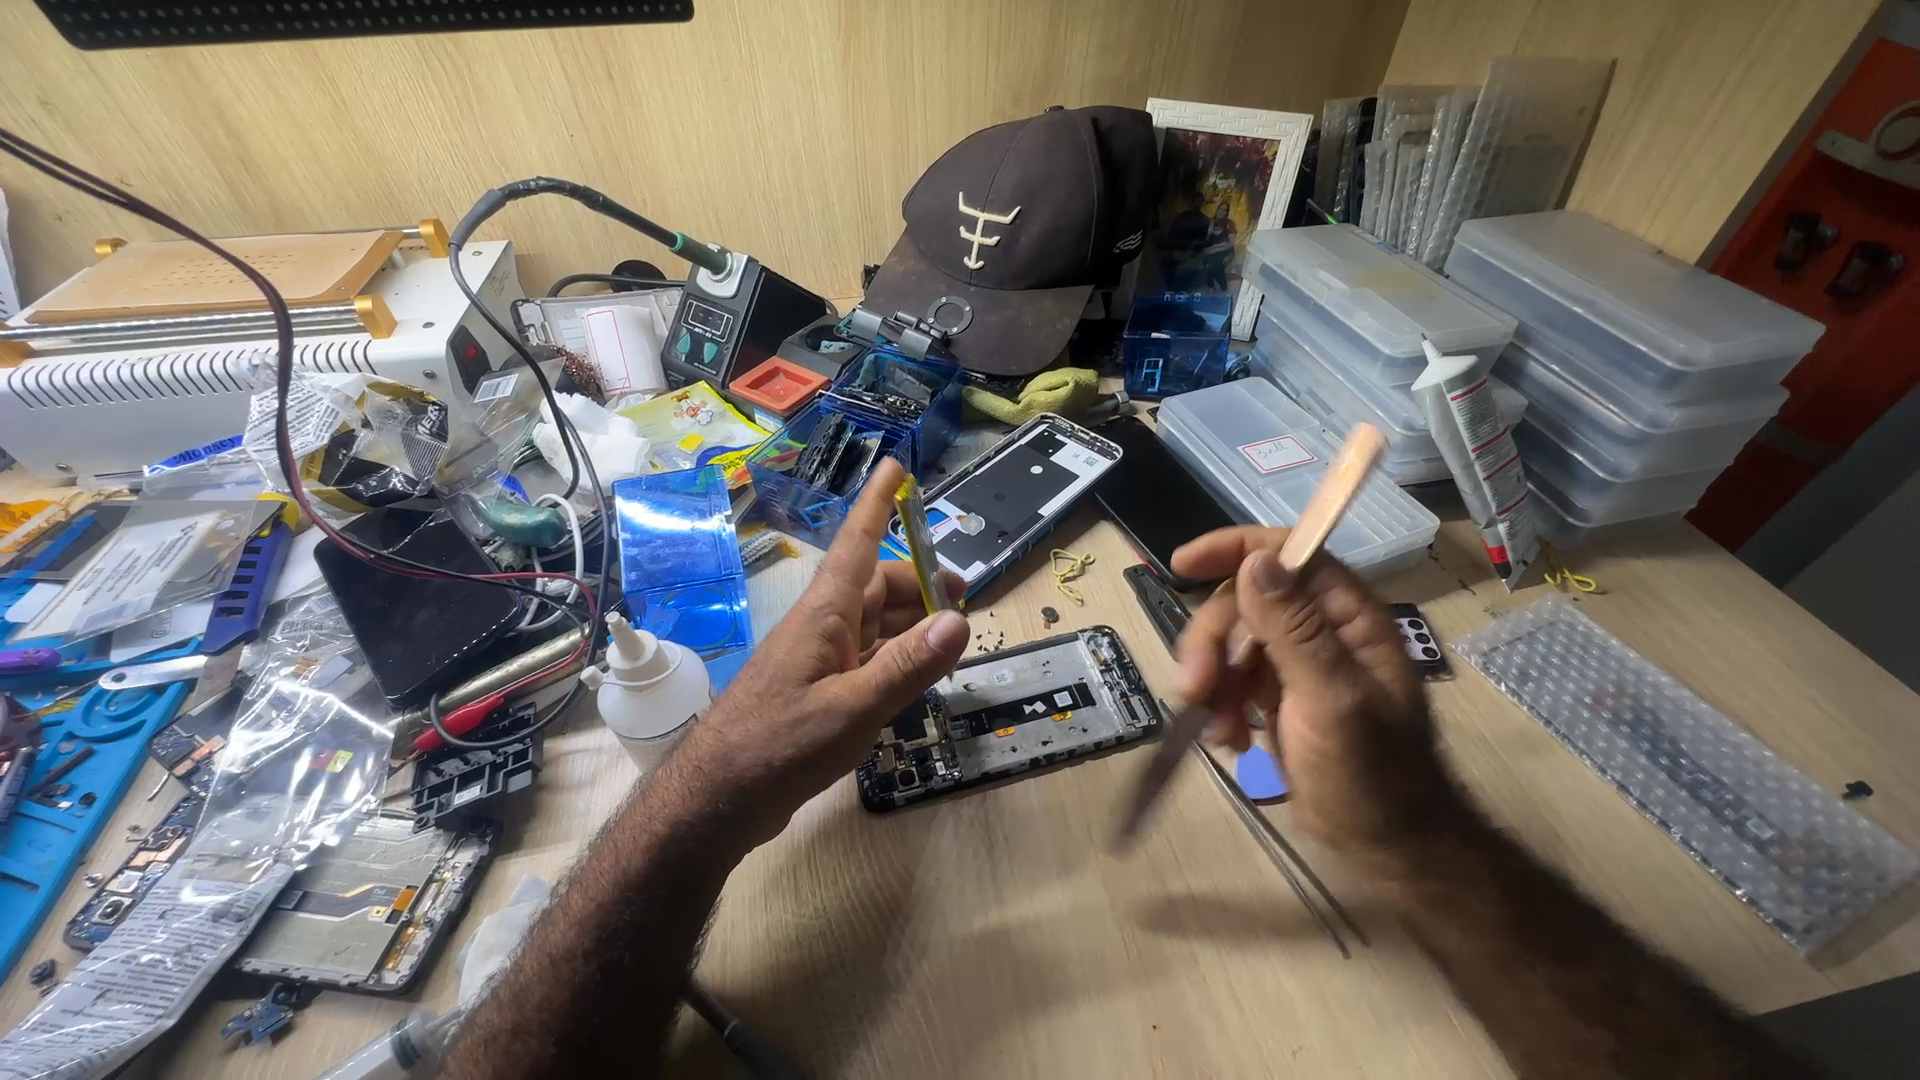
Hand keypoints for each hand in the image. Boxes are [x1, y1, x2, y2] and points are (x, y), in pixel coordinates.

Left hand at [676, 459, 968, 839]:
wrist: (719, 798)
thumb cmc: (779, 745)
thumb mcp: (853, 708)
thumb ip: (907, 666)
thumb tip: (959, 621)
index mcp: (825, 614)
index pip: (857, 544)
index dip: (877, 503)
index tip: (895, 467)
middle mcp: (823, 626)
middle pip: (878, 586)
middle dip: (921, 582)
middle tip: (964, 598)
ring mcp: (820, 659)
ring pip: (875, 623)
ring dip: (913, 622)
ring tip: (951, 634)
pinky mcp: (819, 689)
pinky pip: (867, 657)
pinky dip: (896, 656)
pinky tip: (917, 670)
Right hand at [1171, 527, 1462, 861]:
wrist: (1383, 844)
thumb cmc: (1372, 774)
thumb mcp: (1333, 700)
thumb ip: (1295, 630)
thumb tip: (1256, 561)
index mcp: (1346, 617)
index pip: (1288, 555)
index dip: (1234, 550)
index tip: (1183, 565)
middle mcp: (1318, 628)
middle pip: (1242, 602)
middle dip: (1211, 642)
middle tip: (1194, 687)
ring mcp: (1294, 661)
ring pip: (1227, 640)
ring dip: (1210, 678)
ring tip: (1216, 726)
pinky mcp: (1273, 693)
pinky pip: (1227, 676)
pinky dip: (1217, 703)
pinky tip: (1228, 737)